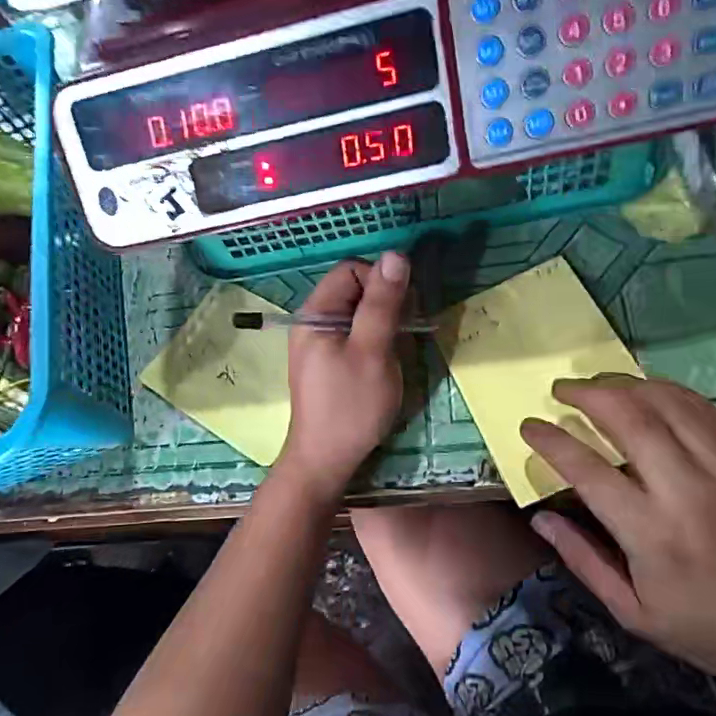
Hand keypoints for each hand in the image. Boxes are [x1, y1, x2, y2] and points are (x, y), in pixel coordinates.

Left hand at [273, 254, 410, 499]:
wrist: (325, 460)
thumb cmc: (350, 406)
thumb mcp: (373, 351)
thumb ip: (383, 303)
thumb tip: (395, 255)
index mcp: (315, 313)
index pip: (351, 270)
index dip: (381, 281)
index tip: (402, 310)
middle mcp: (312, 321)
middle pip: (354, 289)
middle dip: (384, 303)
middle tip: (403, 333)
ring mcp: (317, 343)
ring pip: (357, 313)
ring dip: (383, 324)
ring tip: (395, 351)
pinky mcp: (327, 361)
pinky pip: (353, 335)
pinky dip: (374, 340)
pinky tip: (384, 363)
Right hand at [521, 376, 715, 695]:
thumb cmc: (713, 630)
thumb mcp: (635, 613)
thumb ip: (583, 560)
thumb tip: (539, 518)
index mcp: (651, 534)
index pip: (587, 469)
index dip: (550, 440)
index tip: (529, 425)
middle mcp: (684, 490)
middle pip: (628, 418)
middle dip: (586, 394)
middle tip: (561, 390)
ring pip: (666, 403)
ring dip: (625, 384)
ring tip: (598, 383)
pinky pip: (703, 409)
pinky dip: (668, 391)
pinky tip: (647, 390)